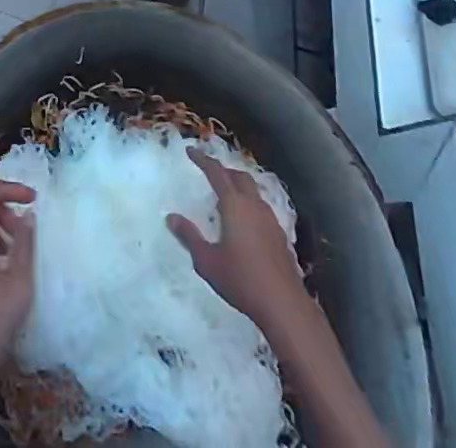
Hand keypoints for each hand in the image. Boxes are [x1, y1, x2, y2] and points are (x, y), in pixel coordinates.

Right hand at [167, 146, 307, 329]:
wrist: (284, 305)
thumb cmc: (241, 279)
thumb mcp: (206, 260)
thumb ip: (189, 236)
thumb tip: (171, 217)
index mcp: (235, 206)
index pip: (217, 173)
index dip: (203, 160)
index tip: (190, 151)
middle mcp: (254, 206)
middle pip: (239, 177)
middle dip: (223, 170)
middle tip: (208, 171)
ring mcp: (270, 220)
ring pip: (253, 191)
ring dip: (237, 186)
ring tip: (224, 196)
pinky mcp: (279, 235)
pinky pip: (260, 207)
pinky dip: (248, 203)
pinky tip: (242, 222)